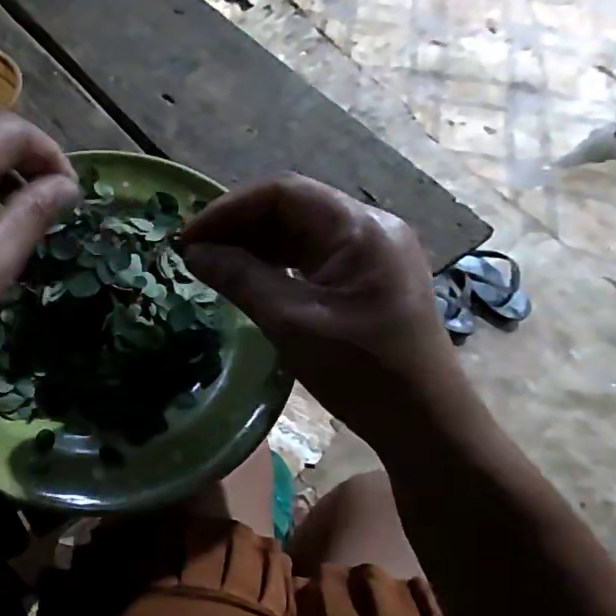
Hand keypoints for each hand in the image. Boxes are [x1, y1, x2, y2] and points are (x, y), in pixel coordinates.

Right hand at [179, 175, 457, 445]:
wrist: (426, 423)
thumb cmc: (363, 372)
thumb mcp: (293, 323)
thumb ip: (241, 279)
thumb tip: (194, 253)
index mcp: (361, 228)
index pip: (283, 192)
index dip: (229, 208)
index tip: (189, 238)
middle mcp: (371, 227)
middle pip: (293, 207)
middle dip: (240, 225)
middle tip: (195, 253)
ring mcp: (374, 252)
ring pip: (302, 231)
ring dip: (255, 244)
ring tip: (213, 265)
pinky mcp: (370, 277)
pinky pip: (315, 255)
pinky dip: (278, 263)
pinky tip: (249, 278)